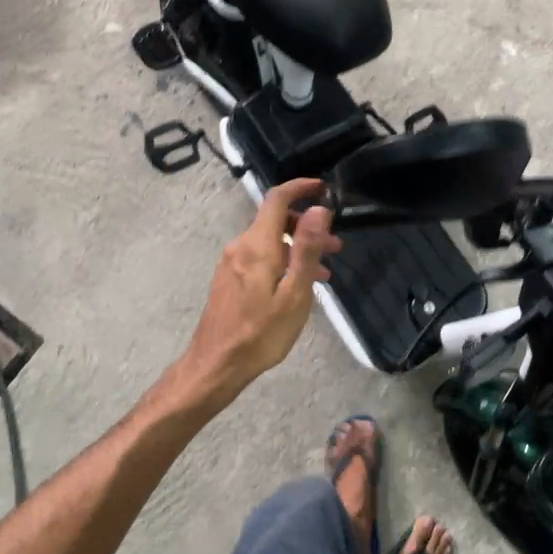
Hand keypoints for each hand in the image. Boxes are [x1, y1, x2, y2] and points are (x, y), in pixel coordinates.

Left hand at [170, 177, 341, 409]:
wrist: (216, 365)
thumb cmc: (260, 333)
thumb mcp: (294, 294)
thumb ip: (306, 249)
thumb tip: (319, 210)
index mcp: (257, 245)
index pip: (277, 198)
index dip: (301, 188)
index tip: (324, 188)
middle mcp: (240, 246)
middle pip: (275, 220)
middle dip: (307, 225)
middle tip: (336, 245)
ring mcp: (232, 263)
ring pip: (269, 242)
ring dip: (297, 247)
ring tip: (326, 270)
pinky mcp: (229, 279)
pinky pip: (260, 257)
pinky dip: (283, 261)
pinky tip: (298, 285)